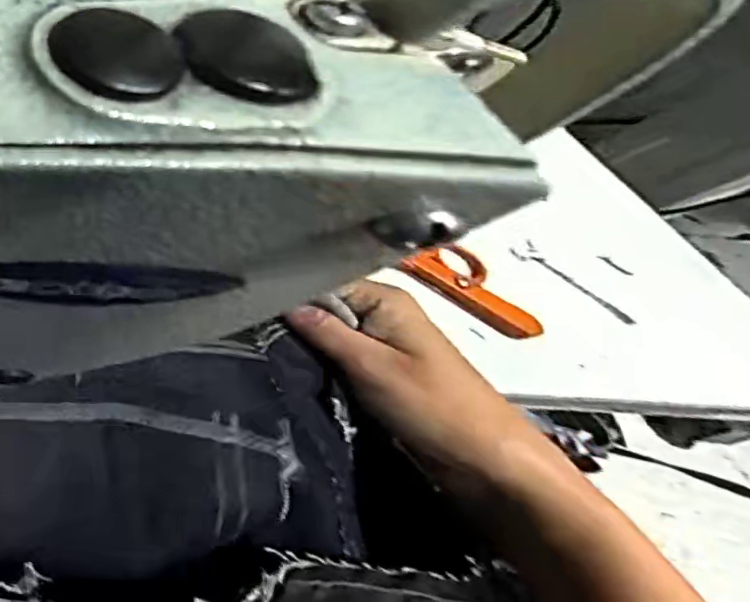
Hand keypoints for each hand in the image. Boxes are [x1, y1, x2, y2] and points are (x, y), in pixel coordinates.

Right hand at [291, 282, 706, 601]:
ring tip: (280, 351)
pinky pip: (340, 353)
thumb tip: (279, 300)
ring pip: (328, 330)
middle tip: (263, 331)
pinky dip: (324, 361)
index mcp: (386, 298)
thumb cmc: (441, 411)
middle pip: (321, 303)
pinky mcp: (383, 368)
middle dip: (296, 318)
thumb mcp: (373, 367)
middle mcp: (384, 312)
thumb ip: (323, 330)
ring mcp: (385, 341)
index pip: (319, 278)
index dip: (287, 290)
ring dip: (310, 343)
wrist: (496, 470)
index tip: (253, 303)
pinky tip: (307, 368)